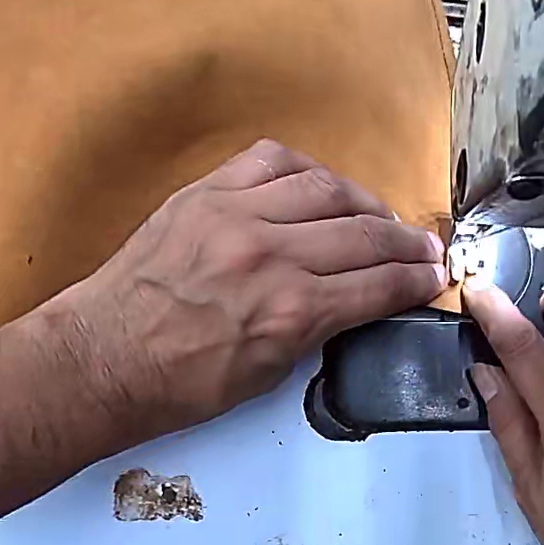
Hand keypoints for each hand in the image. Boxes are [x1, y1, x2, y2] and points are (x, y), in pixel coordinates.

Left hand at [34, 139, 447, 444]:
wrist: (105, 358)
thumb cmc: (190, 383)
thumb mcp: (273, 372)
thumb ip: (322, 327)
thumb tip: (357, 297)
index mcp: (293, 313)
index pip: (377, 285)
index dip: (417, 281)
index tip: (438, 276)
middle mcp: (273, 256)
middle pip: (364, 234)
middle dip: (408, 242)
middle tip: (428, 248)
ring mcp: (237, 215)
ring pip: (327, 190)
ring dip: (369, 203)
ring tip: (384, 217)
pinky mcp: (206, 193)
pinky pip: (273, 161)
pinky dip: (308, 172)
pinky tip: (322, 189)